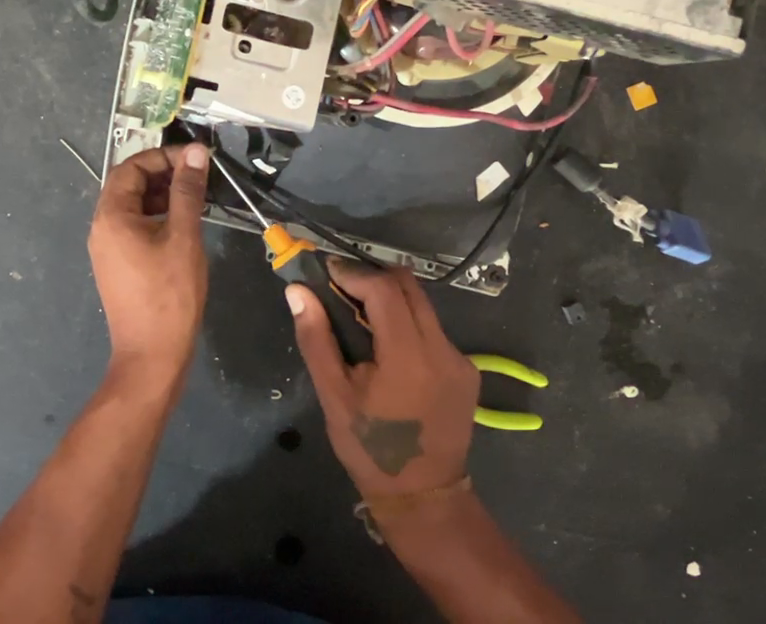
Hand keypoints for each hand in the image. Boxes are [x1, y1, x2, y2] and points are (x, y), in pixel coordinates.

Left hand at [88, 144, 211, 387]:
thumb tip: (196, 153)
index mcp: (111, 216)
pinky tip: (183, 224)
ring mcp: (107, 248)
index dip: (164, 157)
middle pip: (129, 185)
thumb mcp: (184, 237)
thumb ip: (187, 191)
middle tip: (199, 177)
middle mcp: (101, 227)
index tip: (197, 159)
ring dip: (162, 196)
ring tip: (196, 199)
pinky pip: (134, 227)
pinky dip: (157, 217)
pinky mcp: (117, 264)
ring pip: (133, 206)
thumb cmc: (170, 294)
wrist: (151, 354)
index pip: (132, 167)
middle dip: (163, 174)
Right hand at [289, 263, 480, 500]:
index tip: (326, 270)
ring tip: (358, 315)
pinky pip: (433, 329)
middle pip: (409, 286)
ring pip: (423, 305)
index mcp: (408, 356)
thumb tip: (298, 291)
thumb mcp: (333, 395)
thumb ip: (316, 337)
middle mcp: (442, 349)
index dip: (353, 272)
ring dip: (390, 298)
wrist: (423, 495)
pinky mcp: (467, 370)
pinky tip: (385, 346)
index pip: (384, 289)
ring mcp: (460, 359)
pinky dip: (407, 322)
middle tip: (341, 286)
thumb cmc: (370, 448)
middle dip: (373, 277)